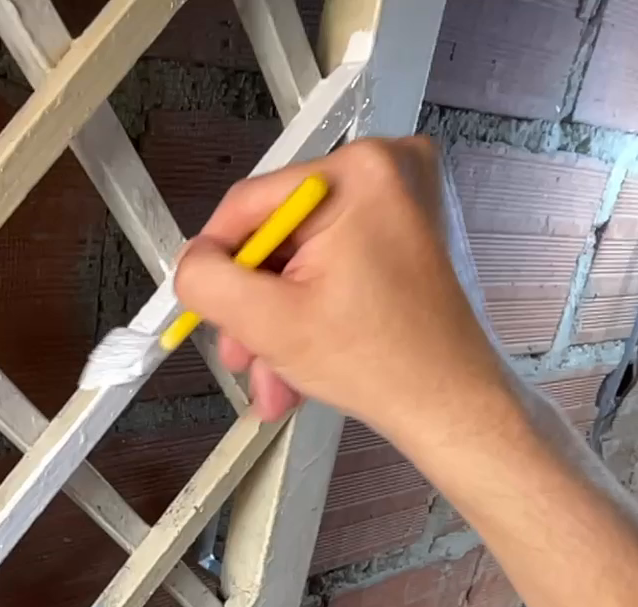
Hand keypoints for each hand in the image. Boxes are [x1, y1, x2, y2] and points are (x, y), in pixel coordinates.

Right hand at [175, 138, 516, 443]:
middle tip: (242, 357)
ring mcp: (398, 202)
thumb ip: (208, 282)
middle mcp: (385, 171)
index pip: (247, 206)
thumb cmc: (377, 363)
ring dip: (274, 323)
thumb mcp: (267, 322)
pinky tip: (296, 364)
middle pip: (274, 239)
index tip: (203, 309)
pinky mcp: (401, 234)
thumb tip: (189, 264)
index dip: (214, 262)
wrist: (448, 404)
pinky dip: (306, 315)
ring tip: (272, 378)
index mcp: (357, 173)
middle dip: (253, 306)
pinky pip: (327, 269)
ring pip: (297, 262)